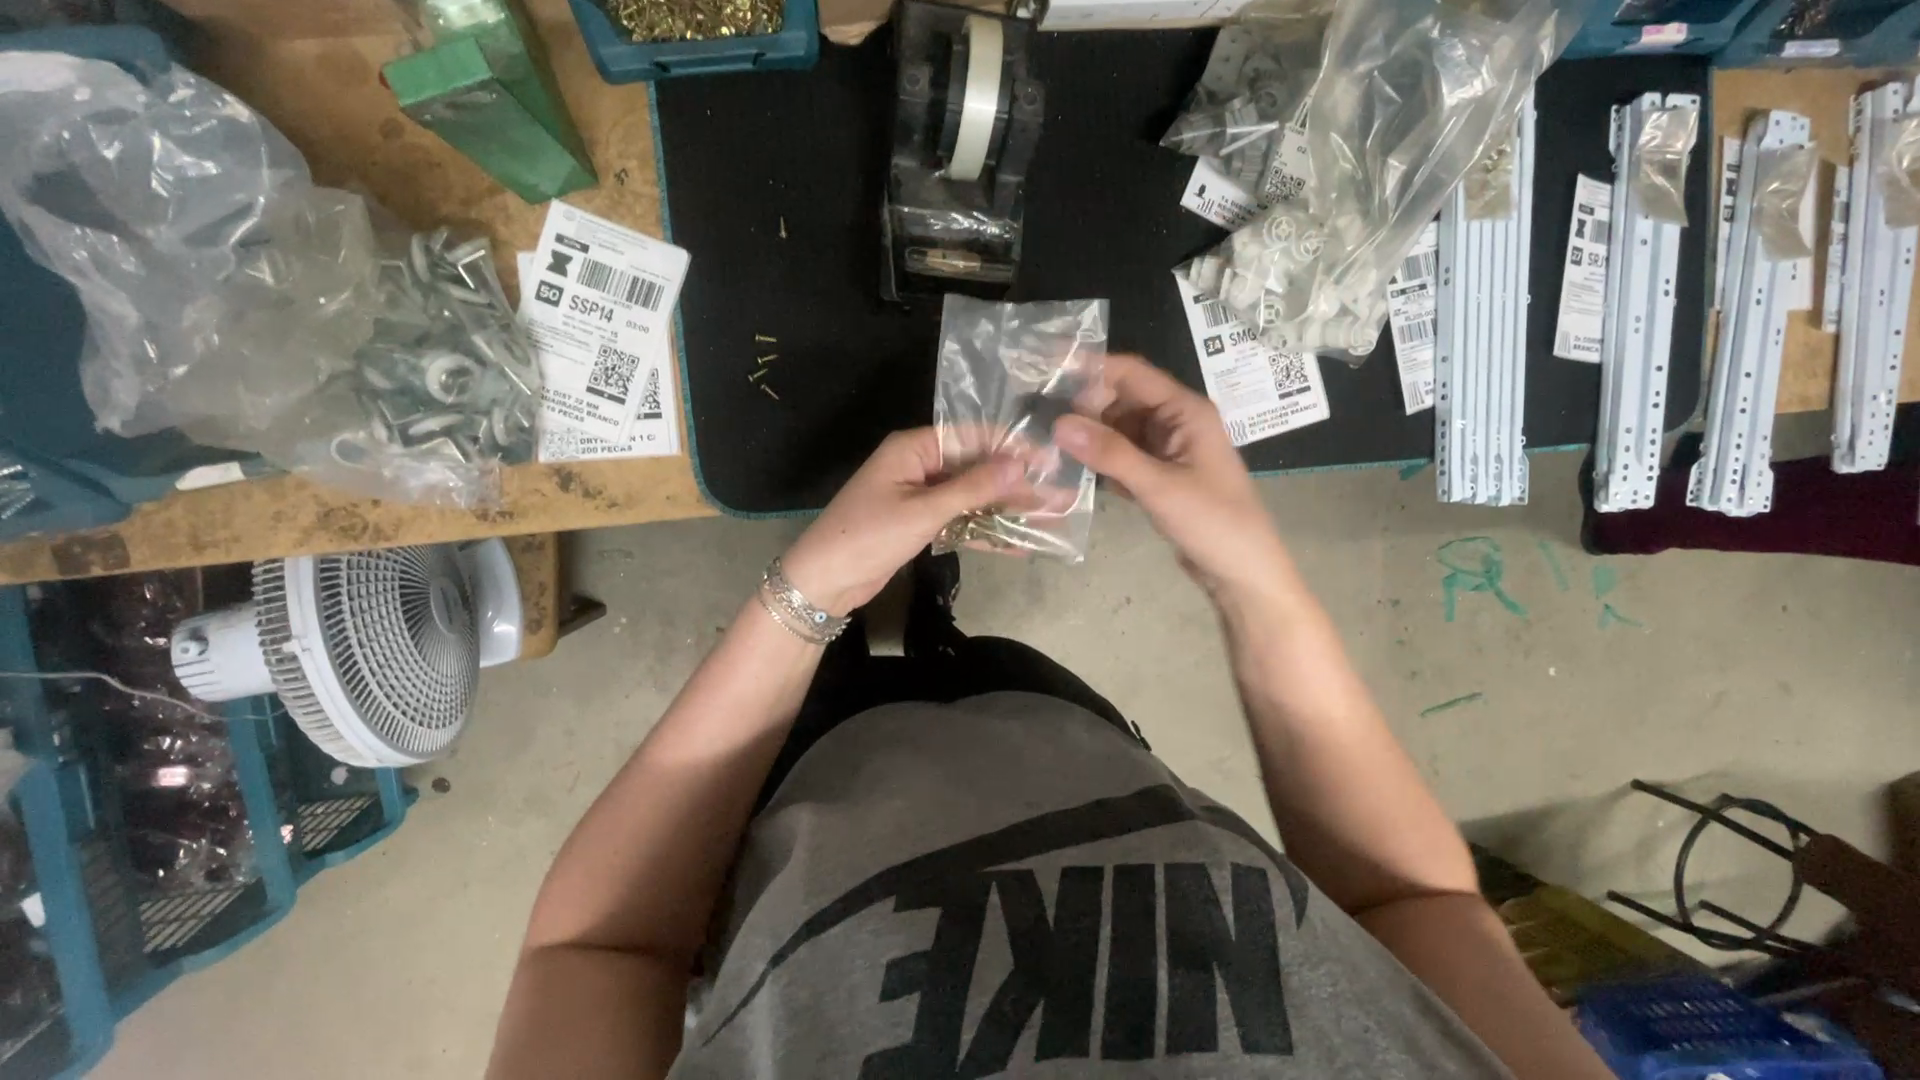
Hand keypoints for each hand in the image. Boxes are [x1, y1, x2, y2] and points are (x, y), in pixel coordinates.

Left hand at [779, 428, 1027, 615]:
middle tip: (1058, 495)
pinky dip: (983, 531)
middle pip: (976, 467)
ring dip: (1005, 508)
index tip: (1050, 460)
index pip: (972, 437)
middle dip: (1015, 482)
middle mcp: (919, 465)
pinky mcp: (919, 523)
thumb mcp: (924, 511)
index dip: (1012, 447)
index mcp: (914, 447)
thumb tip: (1020, 464)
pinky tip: (1017, 544)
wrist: (823, 582)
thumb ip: (973, 488)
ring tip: (1048, 518)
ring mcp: (920, 496)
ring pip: (971, 496)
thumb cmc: (868, 537)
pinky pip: (959, 520)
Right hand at [1052, 353, 1290, 598]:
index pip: (1130, 373)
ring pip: (1118, 429)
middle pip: (1120, 398)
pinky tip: (1067, 468)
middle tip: (1035, 416)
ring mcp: (1167, 449)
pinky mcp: (1159, 474)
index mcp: (1185, 410)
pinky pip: (1122, 455)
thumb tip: (1059, 423)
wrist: (1243, 572)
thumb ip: (1110, 453)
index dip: (1089, 368)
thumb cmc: (1213, 523)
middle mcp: (1175, 421)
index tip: (1046, 371)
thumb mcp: (1159, 486)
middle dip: (1082, 405)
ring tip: (1042, 441)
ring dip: (1087, 435)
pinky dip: (1099, 459)